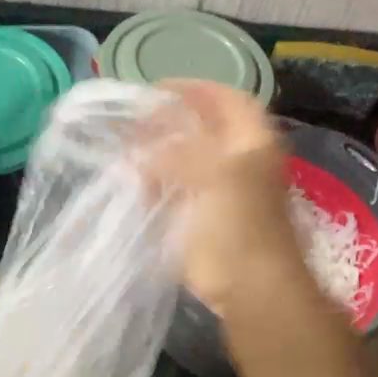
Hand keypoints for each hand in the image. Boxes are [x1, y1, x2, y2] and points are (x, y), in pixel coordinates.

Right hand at [151, 80, 306, 315]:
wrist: (250, 288)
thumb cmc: (238, 225)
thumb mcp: (212, 174)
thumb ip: (177, 153)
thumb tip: (142, 151)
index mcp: (252, 143)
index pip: (227, 100)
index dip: (195, 89)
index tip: (157, 89)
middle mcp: (240, 162)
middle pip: (204, 131)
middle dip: (169, 123)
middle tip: (133, 120)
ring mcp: (223, 192)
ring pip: (187, 162)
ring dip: (158, 154)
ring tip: (125, 149)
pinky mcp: (204, 220)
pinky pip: (176, 192)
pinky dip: (155, 184)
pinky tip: (132, 182)